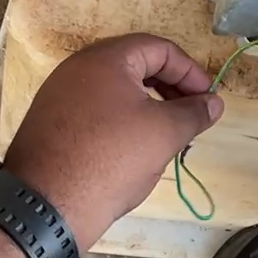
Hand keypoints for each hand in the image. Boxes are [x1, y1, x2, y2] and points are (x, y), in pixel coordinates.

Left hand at [2, 35, 224, 246]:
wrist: (43, 209)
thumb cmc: (110, 159)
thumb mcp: (163, 133)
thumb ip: (193, 112)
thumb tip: (214, 102)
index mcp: (106, 58)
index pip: (160, 49)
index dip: (190, 72)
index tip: (208, 99)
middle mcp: (79, 67)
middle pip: (137, 65)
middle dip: (171, 88)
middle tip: (191, 114)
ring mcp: (60, 95)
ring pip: (117, 89)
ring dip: (149, 105)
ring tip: (167, 134)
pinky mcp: (52, 122)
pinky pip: (97, 109)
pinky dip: (123, 119)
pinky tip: (135, 148)